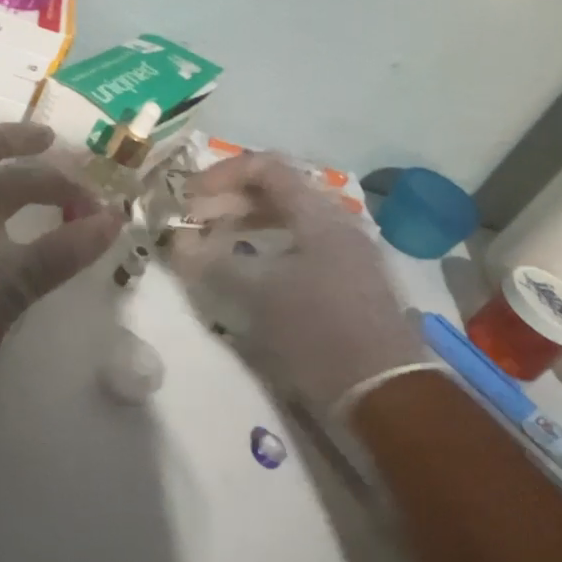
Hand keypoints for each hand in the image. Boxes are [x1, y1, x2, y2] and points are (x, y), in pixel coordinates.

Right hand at [168, 151, 435, 420]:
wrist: (384, 394)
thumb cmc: (318, 332)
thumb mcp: (256, 294)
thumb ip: (212, 261)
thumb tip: (177, 242)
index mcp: (319, 215)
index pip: (267, 167)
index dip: (223, 174)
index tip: (189, 197)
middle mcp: (339, 224)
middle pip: (280, 191)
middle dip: (232, 200)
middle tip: (196, 221)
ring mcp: (351, 253)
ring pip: (292, 220)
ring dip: (250, 224)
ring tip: (217, 245)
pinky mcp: (353, 283)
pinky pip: (304, 246)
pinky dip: (271, 247)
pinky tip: (253, 273)